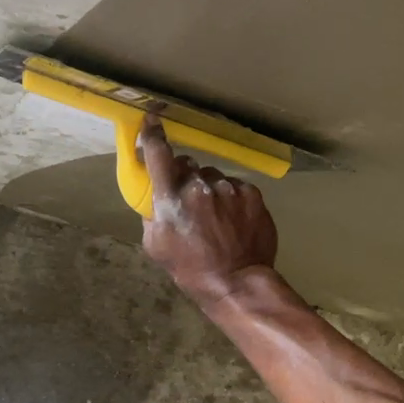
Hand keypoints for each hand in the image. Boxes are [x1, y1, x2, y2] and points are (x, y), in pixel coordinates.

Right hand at [138, 113, 279, 307]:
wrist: (237, 283)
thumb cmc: (189, 268)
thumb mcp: (155, 244)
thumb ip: (152, 213)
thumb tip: (154, 196)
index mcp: (171, 196)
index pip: (159, 153)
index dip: (153, 133)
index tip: (152, 119)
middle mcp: (199, 185)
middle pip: (187, 164)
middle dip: (184, 176)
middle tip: (187, 198)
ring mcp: (228, 187)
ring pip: (212, 176)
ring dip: (209, 189)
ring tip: (214, 215)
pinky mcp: (251, 193)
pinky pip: (234, 186)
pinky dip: (230, 198)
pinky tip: (232, 219)